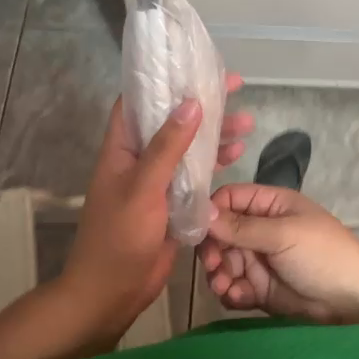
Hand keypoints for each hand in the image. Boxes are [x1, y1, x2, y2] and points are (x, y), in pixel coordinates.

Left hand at [60, 74, 252, 344]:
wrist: (110, 294)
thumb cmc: (118, 238)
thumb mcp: (142, 188)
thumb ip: (168, 147)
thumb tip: (192, 103)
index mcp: (122, 148)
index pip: (140, 100)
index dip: (166, 79)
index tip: (196, 64)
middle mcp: (139, 157)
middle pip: (173, 119)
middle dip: (203, 103)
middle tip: (236, 86)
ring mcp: (157, 180)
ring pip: (190, 145)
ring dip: (216, 133)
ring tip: (248, 122)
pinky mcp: (172, 201)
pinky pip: (196, 172)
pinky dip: (216, 161)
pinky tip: (237, 153)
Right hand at [198, 184, 358, 323]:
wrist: (353, 302)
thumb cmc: (323, 255)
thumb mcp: (283, 235)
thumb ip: (242, 227)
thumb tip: (202, 212)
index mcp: (272, 205)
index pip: (230, 199)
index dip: (211, 212)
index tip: (196, 233)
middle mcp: (263, 229)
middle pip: (221, 233)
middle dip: (213, 250)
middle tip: (214, 266)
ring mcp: (261, 260)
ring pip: (224, 263)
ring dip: (219, 275)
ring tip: (225, 287)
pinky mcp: (261, 290)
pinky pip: (234, 288)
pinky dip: (231, 293)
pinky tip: (239, 298)